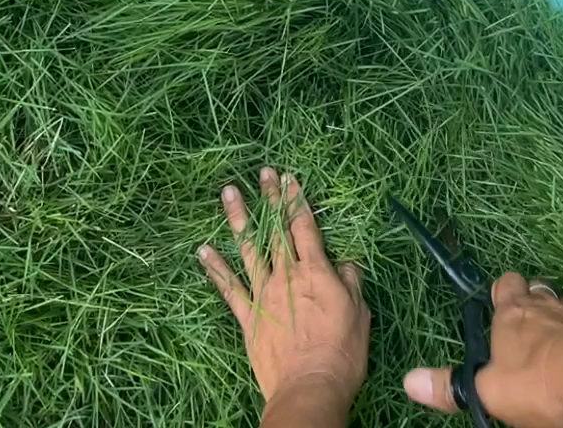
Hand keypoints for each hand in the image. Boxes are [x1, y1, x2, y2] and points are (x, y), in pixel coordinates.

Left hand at [199, 168, 370, 425]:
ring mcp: (263, 293)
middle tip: (263, 172)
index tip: (288, 178)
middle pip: (277, 229)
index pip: (305, 226)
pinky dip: (214, 268)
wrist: (310, 389)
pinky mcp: (247, 316)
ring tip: (229, 192)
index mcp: (316, 271)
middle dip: (270, 199)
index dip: (297, 200)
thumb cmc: (342, 353)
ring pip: (249, 248)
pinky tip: (202, 250)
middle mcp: (287, 275)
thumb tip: (345, 262)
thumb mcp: (359, 314)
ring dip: (239, 218)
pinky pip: (228, 288)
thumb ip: (350, 282)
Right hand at [403, 273, 562, 427]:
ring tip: (555, 348)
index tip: (498, 309)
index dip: (502, 293)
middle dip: (532, 303)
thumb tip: (408, 381)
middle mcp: (546, 304)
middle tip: (526, 330)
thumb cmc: (540, 383)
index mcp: (514, 311)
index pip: (505, 282)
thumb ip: (450, 386)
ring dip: (561, 321)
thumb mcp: (489, 391)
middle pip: (537, 290)